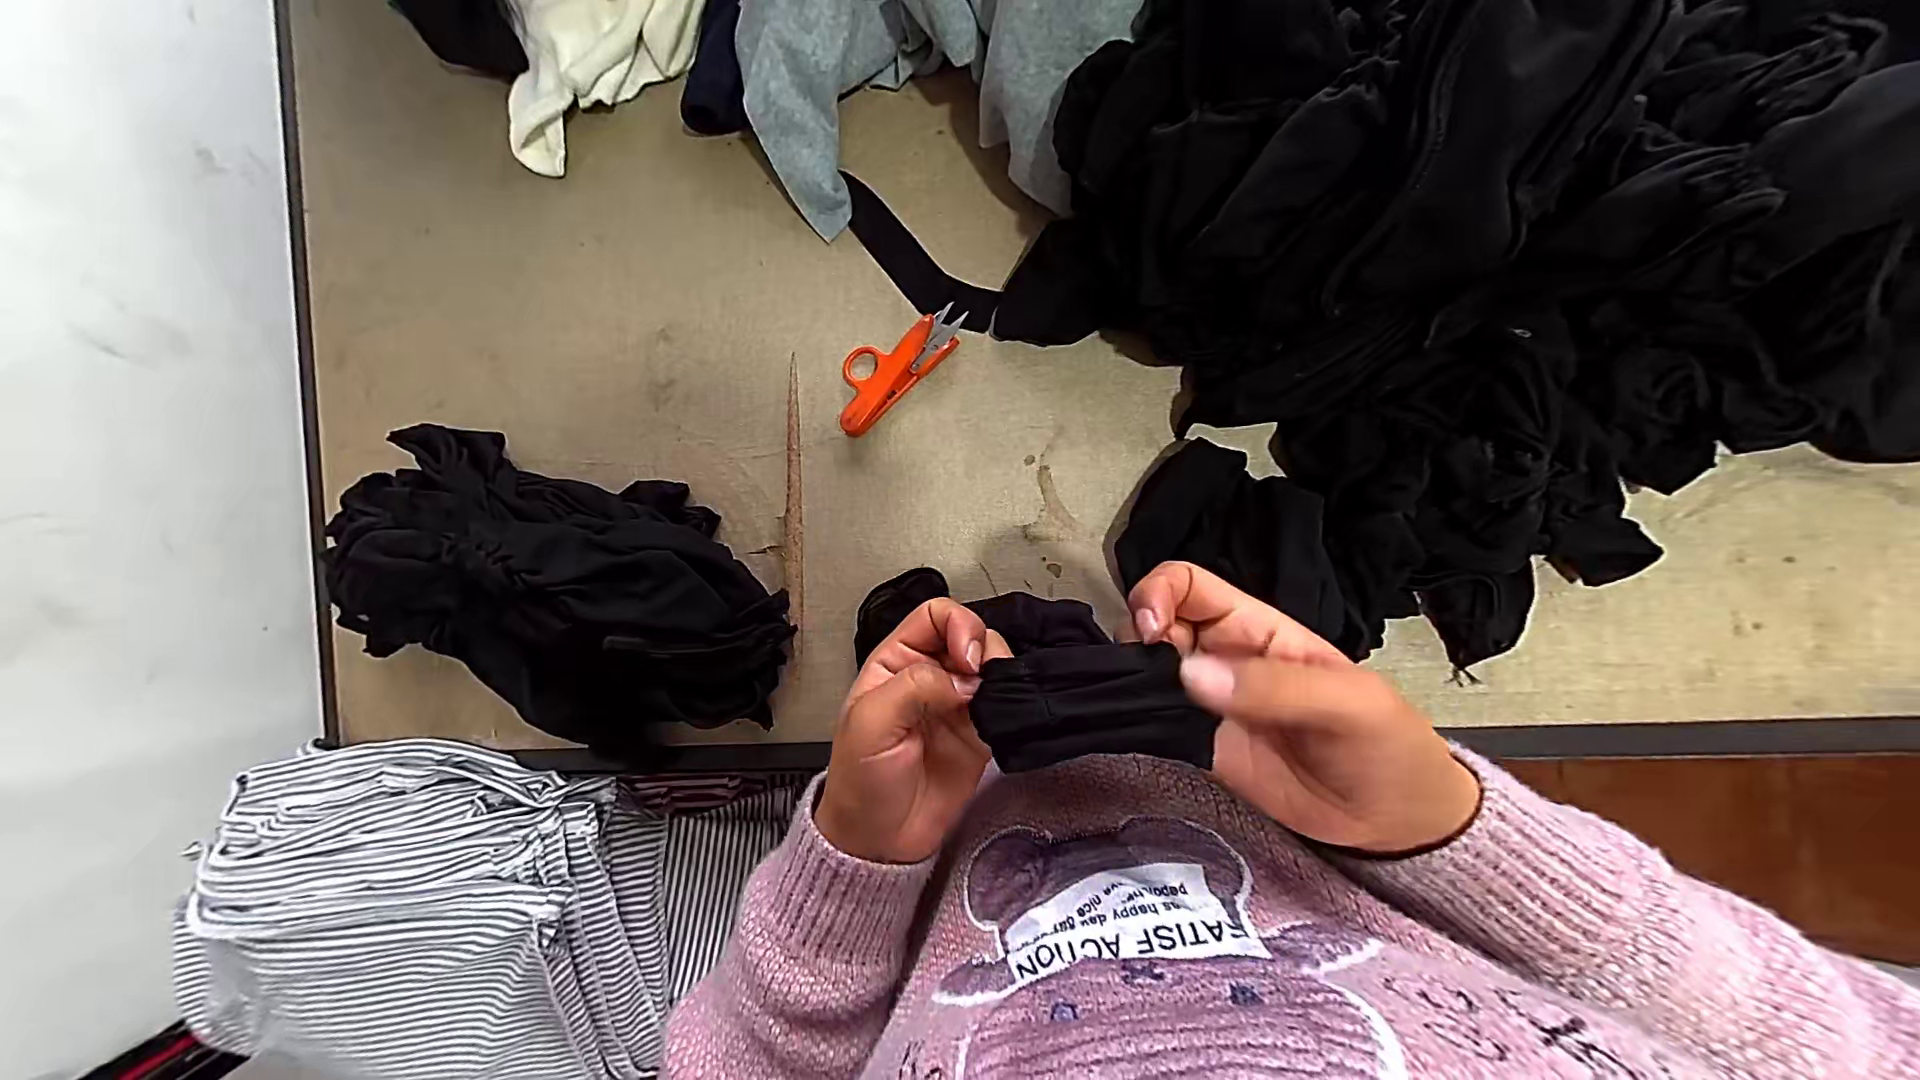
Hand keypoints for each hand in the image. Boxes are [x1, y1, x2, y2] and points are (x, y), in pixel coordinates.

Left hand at [817, 599, 1011, 863]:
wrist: (881, 839)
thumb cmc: (861, 779)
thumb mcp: (870, 722)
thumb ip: (915, 685)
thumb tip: (965, 677)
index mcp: (897, 660)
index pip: (935, 615)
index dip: (957, 624)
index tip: (966, 656)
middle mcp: (931, 673)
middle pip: (971, 632)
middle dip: (982, 647)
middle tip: (979, 677)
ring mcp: (959, 700)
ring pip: (994, 662)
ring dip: (1000, 672)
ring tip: (988, 700)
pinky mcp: (981, 729)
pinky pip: (1006, 700)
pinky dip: (1012, 699)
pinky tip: (1000, 715)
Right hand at [1130, 562, 1480, 853]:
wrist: (1391, 824)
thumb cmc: (1386, 746)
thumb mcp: (1349, 703)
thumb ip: (1275, 686)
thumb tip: (1190, 674)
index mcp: (1252, 626)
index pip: (1187, 584)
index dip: (1159, 591)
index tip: (1151, 627)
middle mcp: (1216, 655)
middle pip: (1150, 620)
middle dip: (1135, 635)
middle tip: (1145, 671)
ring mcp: (1201, 700)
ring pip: (1140, 667)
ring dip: (1128, 675)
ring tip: (1141, 699)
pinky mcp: (1192, 743)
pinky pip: (1149, 719)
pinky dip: (1133, 717)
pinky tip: (1137, 725)